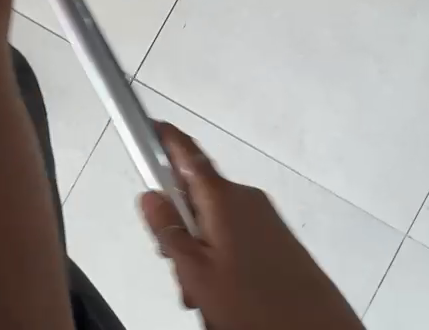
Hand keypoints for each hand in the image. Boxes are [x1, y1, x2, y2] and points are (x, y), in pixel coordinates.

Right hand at [139, 124, 363, 329]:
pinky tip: (225, 293)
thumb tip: (149, 194)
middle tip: (174, 263)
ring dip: (201, 249)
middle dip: (180, 225)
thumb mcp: (197, 271)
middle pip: (198, 196)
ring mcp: (265, 219)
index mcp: (222, 197)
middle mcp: (245, 198)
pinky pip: (238, 236)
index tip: (148, 127)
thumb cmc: (251, 302)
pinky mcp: (280, 241)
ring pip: (216, 222)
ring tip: (202, 294)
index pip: (187, 153)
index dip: (165, 137)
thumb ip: (168, 230)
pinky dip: (223, 257)